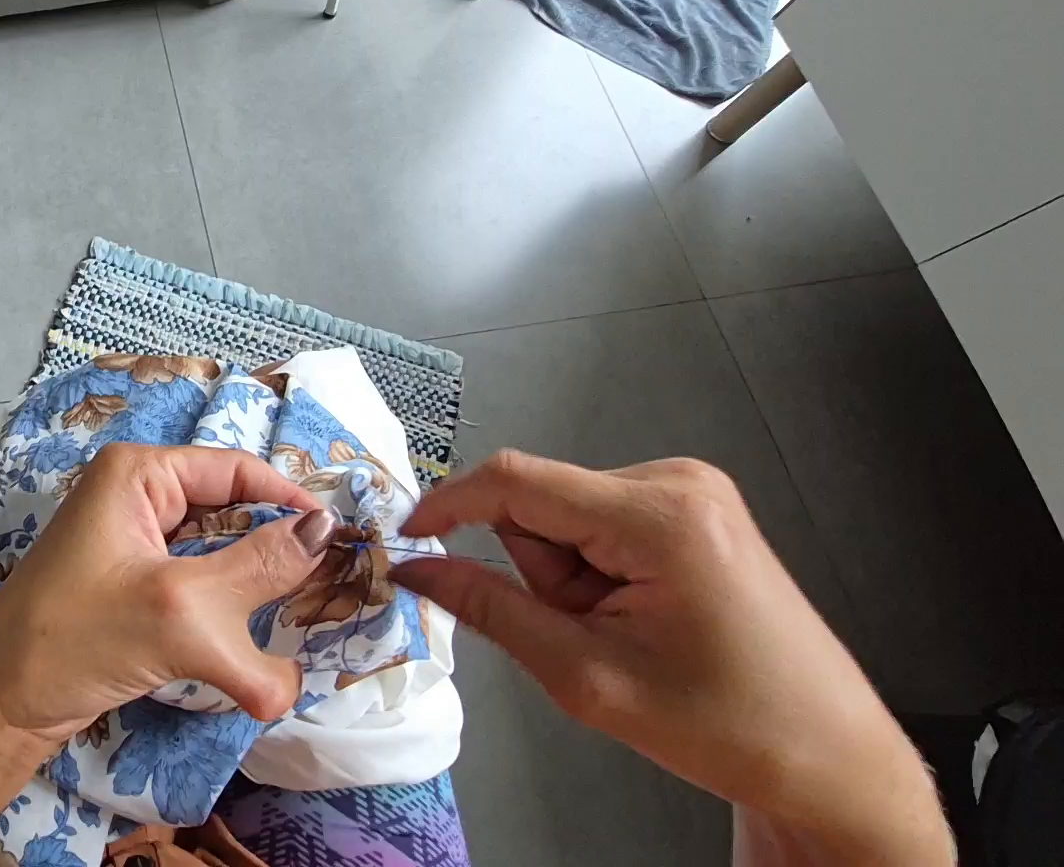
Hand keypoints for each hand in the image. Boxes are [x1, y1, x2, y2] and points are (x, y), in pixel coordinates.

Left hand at [0, 442, 335, 750]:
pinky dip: (224, 614)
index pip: (234, 469)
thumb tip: (325, 532)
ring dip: (247, 593)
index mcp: (138, 472)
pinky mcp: (131, 585)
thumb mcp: (178, 605)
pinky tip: (246, 653)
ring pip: (214, 553)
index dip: (289, 500)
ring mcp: (132, 542)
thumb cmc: (76, 638)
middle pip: (227, 511)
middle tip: (321, 592)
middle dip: (269, 554)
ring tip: (284, 627)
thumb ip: (257, 568)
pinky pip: (195, 584)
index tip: (341, 541)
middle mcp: (136, 495)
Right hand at [391, 451, 951, 864]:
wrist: (834, 763)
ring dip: (564, 571)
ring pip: (560, 512)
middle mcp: (674, 479)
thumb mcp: (584, 675)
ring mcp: (687, 488)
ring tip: (618, 626)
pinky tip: (635, 608)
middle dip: (538, 567)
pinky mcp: (688, 505)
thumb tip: (411, 567)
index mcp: (658, 516)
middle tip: (584, 631)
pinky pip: (591, 518)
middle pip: (539, 502)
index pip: (515, 480)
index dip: (449, 503)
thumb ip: (487, 607)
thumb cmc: (720, 727)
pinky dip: (588, 565)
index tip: (409, 540)